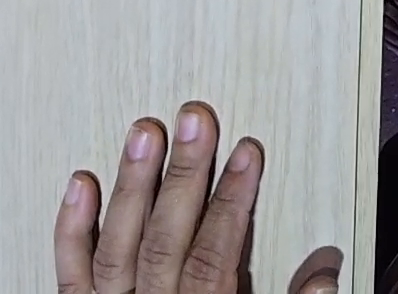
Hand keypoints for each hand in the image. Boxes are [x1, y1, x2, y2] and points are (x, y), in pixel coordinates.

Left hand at [55, 102, 340, 293]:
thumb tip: (326, 271)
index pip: (214, 257)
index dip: (232, 202)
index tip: (247, 152)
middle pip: (164, 242)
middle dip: (183, 176)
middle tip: (195, 120)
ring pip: (117, 248)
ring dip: (131, 187)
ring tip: (144, 133)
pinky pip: (72, 277)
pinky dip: (72, 230)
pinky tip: (81, 182)